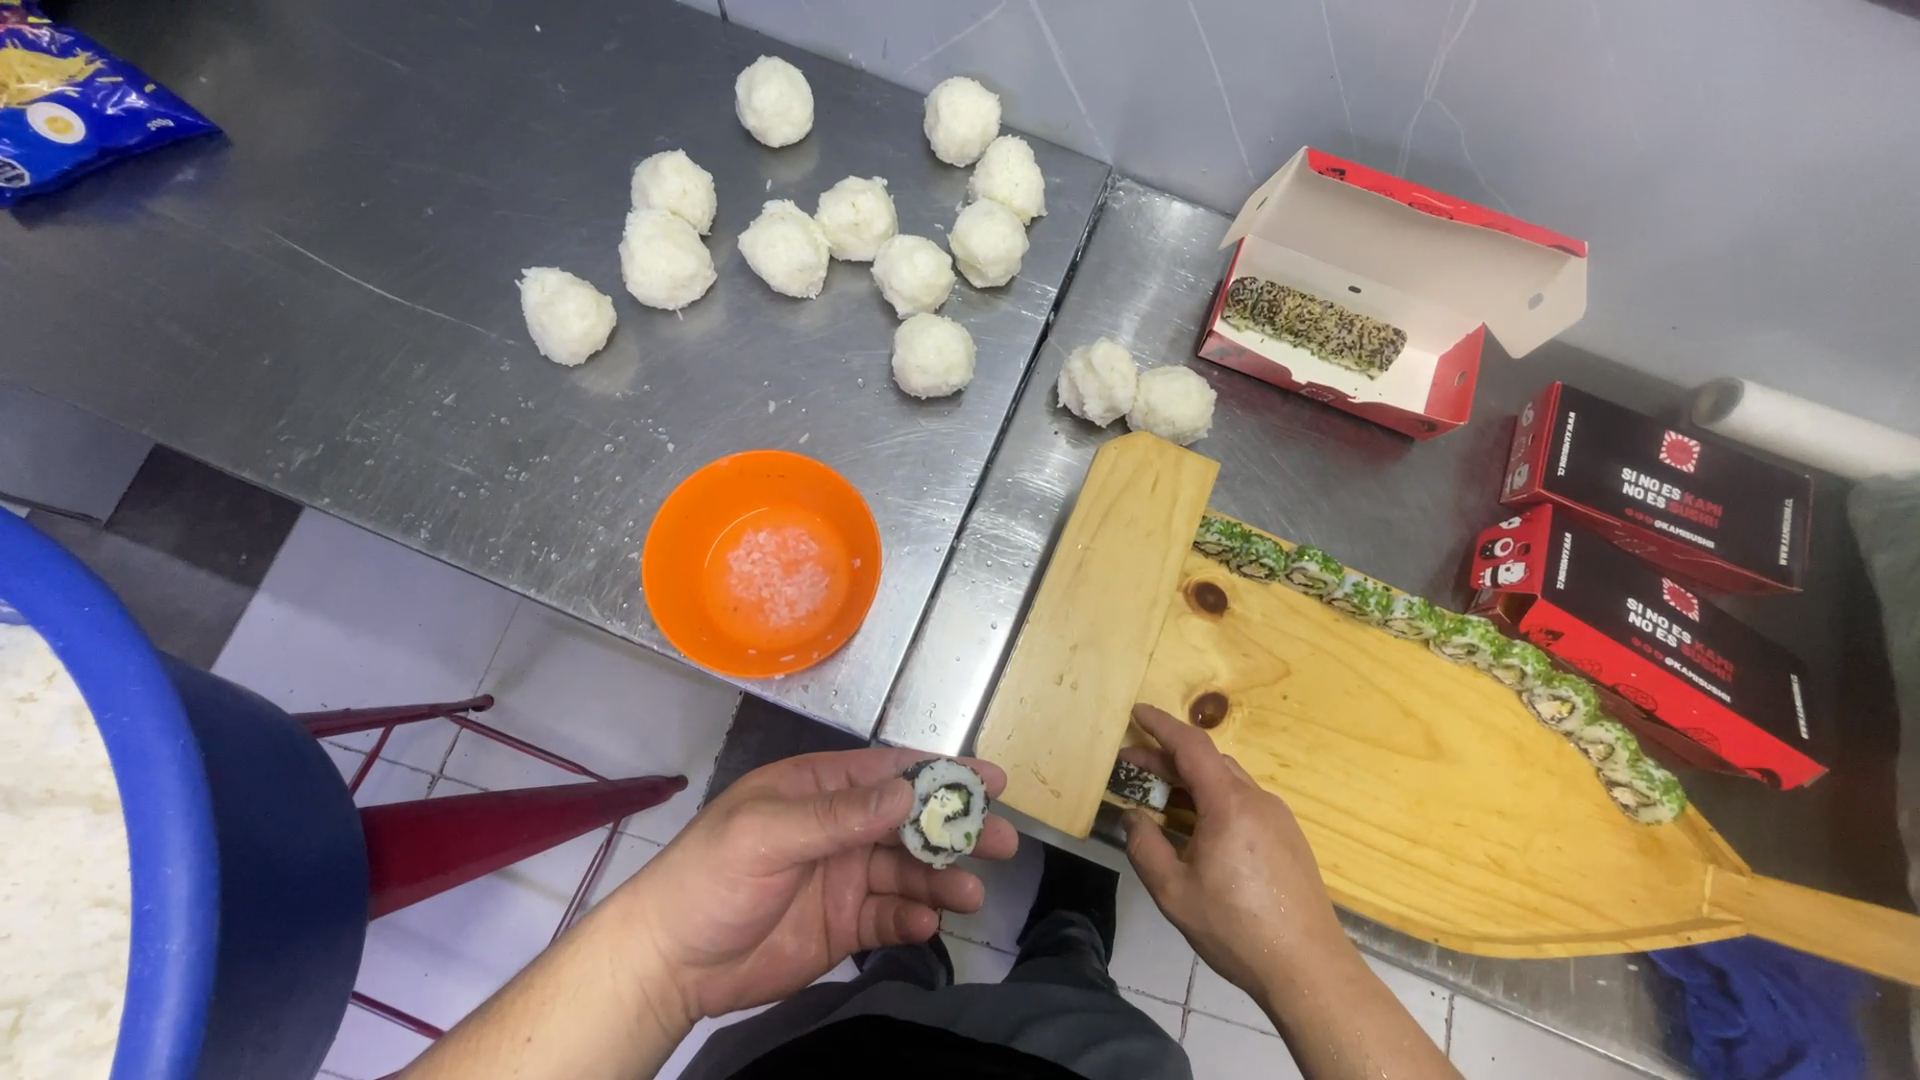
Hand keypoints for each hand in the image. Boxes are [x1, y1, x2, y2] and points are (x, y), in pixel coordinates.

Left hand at [613, 748, 1016, 1026]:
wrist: (670, 961)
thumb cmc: (711, 877)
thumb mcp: (768, 832)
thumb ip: (838, 814)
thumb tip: (906, 791)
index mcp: (821, 789)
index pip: (891, 773)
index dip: (942, 773)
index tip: (990, 780)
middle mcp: (840, 829)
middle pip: (911, 823)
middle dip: (957, 829)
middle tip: (1003, 841)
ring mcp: (844, 877)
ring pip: (908, 872)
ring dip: (942, 880)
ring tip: (971, 894)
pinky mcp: (844, 925)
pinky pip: (890, 917)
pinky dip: (912, 920)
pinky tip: (926, 925)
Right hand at [1121, 703, 1348, 998]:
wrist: (1309, 970)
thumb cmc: (1236, 928)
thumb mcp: (1173, 891)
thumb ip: (1144, 847)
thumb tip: (1131, 817)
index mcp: (1229, 804)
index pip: (1191, 746)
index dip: (1161, 724)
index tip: (1136, 711)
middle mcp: (1257, 800)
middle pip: (1208, 762)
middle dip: (1167, 758)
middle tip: (1130, 765)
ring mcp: (1278, 819)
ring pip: (1227, 782)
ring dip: (1190, 781)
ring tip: (1159, 798)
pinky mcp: (1288, 839)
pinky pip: (1244, 803)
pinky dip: (1212, 800)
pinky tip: (1197, 829)